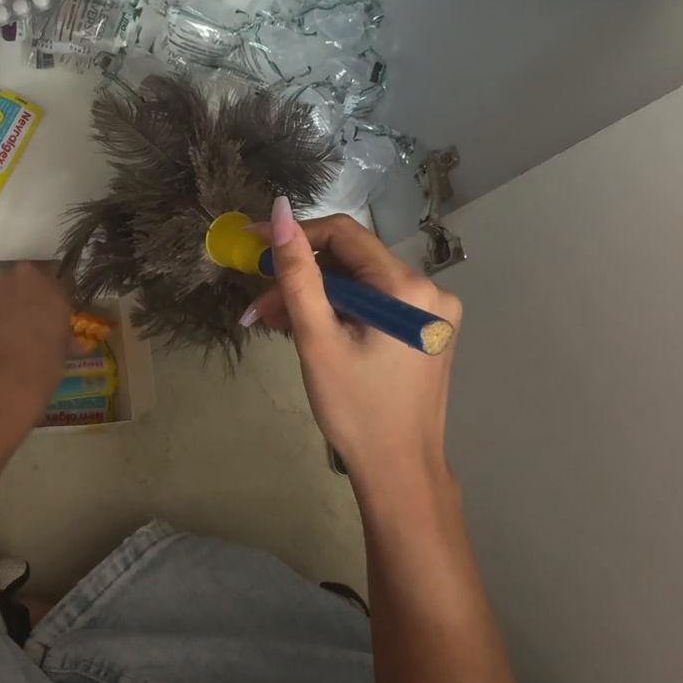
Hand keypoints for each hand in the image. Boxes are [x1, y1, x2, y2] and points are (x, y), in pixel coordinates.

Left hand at [0, 262, 74, 421]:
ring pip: (4, 289)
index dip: (58, 293)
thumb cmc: (45, 363)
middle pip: (28, 279)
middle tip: (30, 319)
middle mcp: (26, 277)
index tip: (55, 306)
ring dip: (7, 302)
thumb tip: (60, 335)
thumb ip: (61, 328)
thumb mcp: (64, 343)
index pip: (59, 279)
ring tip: (6, 329)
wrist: (7, 376)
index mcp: (54, 286)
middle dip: (30, 295)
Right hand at [242, 197, 462, 492]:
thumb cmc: (355, 408)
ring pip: (358, 282)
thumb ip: (297, 273)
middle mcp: (429, 289)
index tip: (252, 244)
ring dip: (313, 296)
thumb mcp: (317, 338)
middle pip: (349, 260)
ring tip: (274, 322)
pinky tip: (307, 329)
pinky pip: (372, 301)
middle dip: (300, 277)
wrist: (399, 470)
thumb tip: (279, 212)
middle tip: (259, 305)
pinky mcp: (424, 328)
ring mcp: (430, 310)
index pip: (342, 234)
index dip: (295, 234)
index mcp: (406, 287)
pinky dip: (336, 310)